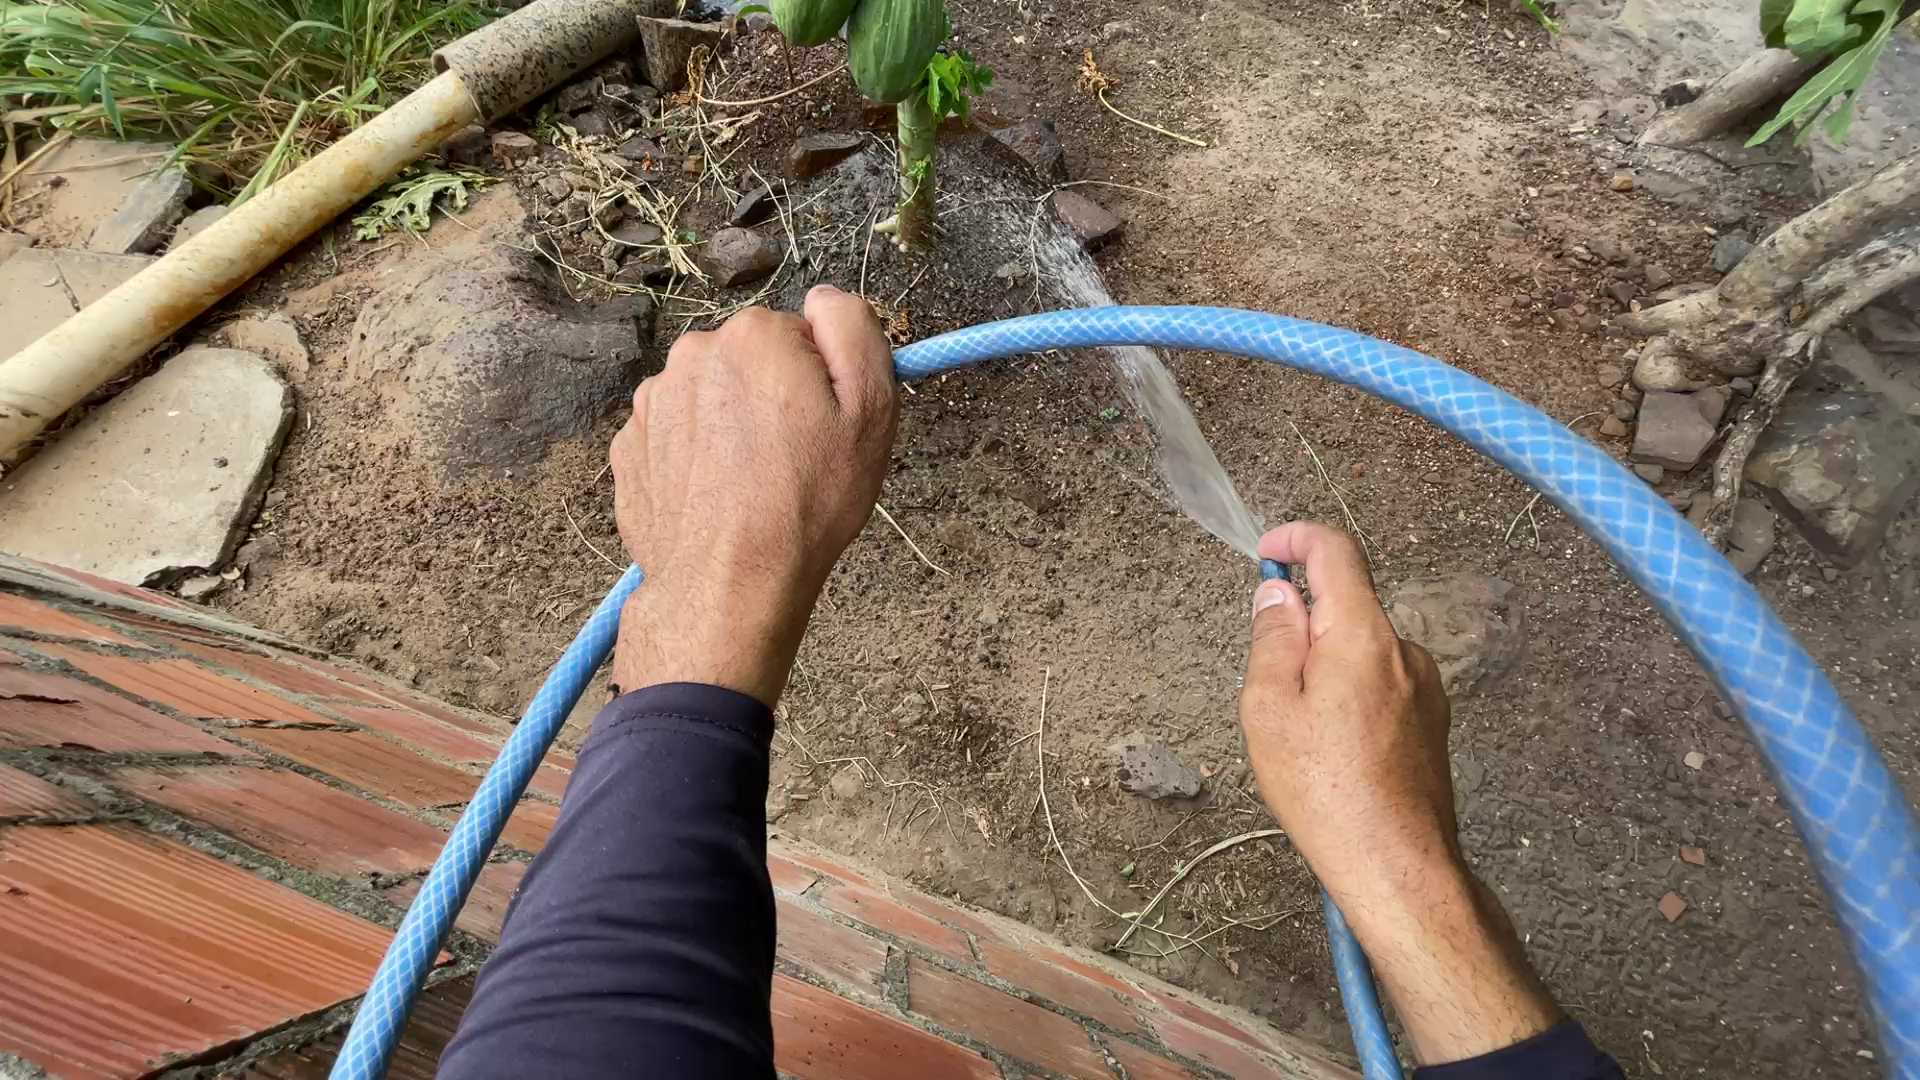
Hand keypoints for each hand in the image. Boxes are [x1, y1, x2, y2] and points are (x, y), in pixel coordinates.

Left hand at [608, 286, 897, 705]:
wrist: (731, 582)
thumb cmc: (808, 501)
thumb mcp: (870, 410)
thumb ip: (855, 330)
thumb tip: (824, 299)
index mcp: (753, 337)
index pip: (801, 337)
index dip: (822, 382)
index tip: (825, 427)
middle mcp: (691, 355)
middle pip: (753, 364)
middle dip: (775, 399)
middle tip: (795, 459)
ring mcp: (652, 403)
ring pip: (713, 400)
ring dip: (735, 428)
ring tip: (755, 486)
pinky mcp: (630, 448)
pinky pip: (679, 437)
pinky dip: (699, 458)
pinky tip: (719, 498)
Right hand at [1240, 521, 1557, 1064]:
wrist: (1398, 866)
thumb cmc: (1321, 785)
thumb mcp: (1270, 706)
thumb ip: (1274, 637)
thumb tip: (1279, 592)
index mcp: (1361, 635)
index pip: (1337, 551)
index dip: (1296, 537)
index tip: (1264, 554)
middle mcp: (1403, 649)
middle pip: (1346, 602)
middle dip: (1299, 618)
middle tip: (1266, 678)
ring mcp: (1425, 685)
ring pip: (1359, 644)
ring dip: (1321, 658)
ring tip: (1297, 726)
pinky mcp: (1431, 718)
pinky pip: (1378, 676)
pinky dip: (1345, 684)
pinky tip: (1330, 743)